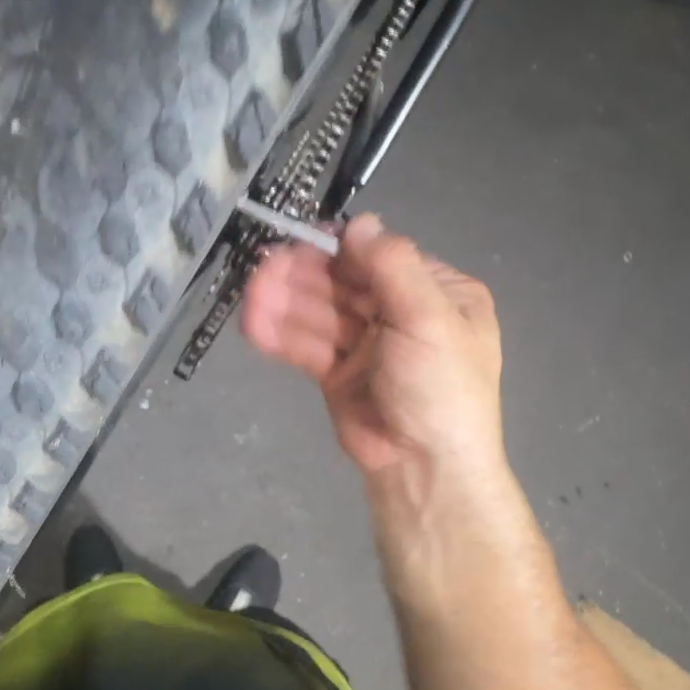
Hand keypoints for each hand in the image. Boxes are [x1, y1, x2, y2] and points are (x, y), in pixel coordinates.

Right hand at [242, 215, 506, 495]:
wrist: (425, 468)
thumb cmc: (440, 387)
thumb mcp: (429, 318)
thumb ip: (393, 267)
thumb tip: (360, 222)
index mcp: (436, 294)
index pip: (380, 260)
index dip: (340, 250)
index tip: (301, 240)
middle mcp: (401, 314)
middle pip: (343, 285)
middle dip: (303, 277)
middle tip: (262, 268)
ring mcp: (367, 346)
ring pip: (320, 315)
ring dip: (284, 304)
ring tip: (249, 295)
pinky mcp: (338, 374)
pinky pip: (307, 346)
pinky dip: (281, 336)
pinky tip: (253, 325)